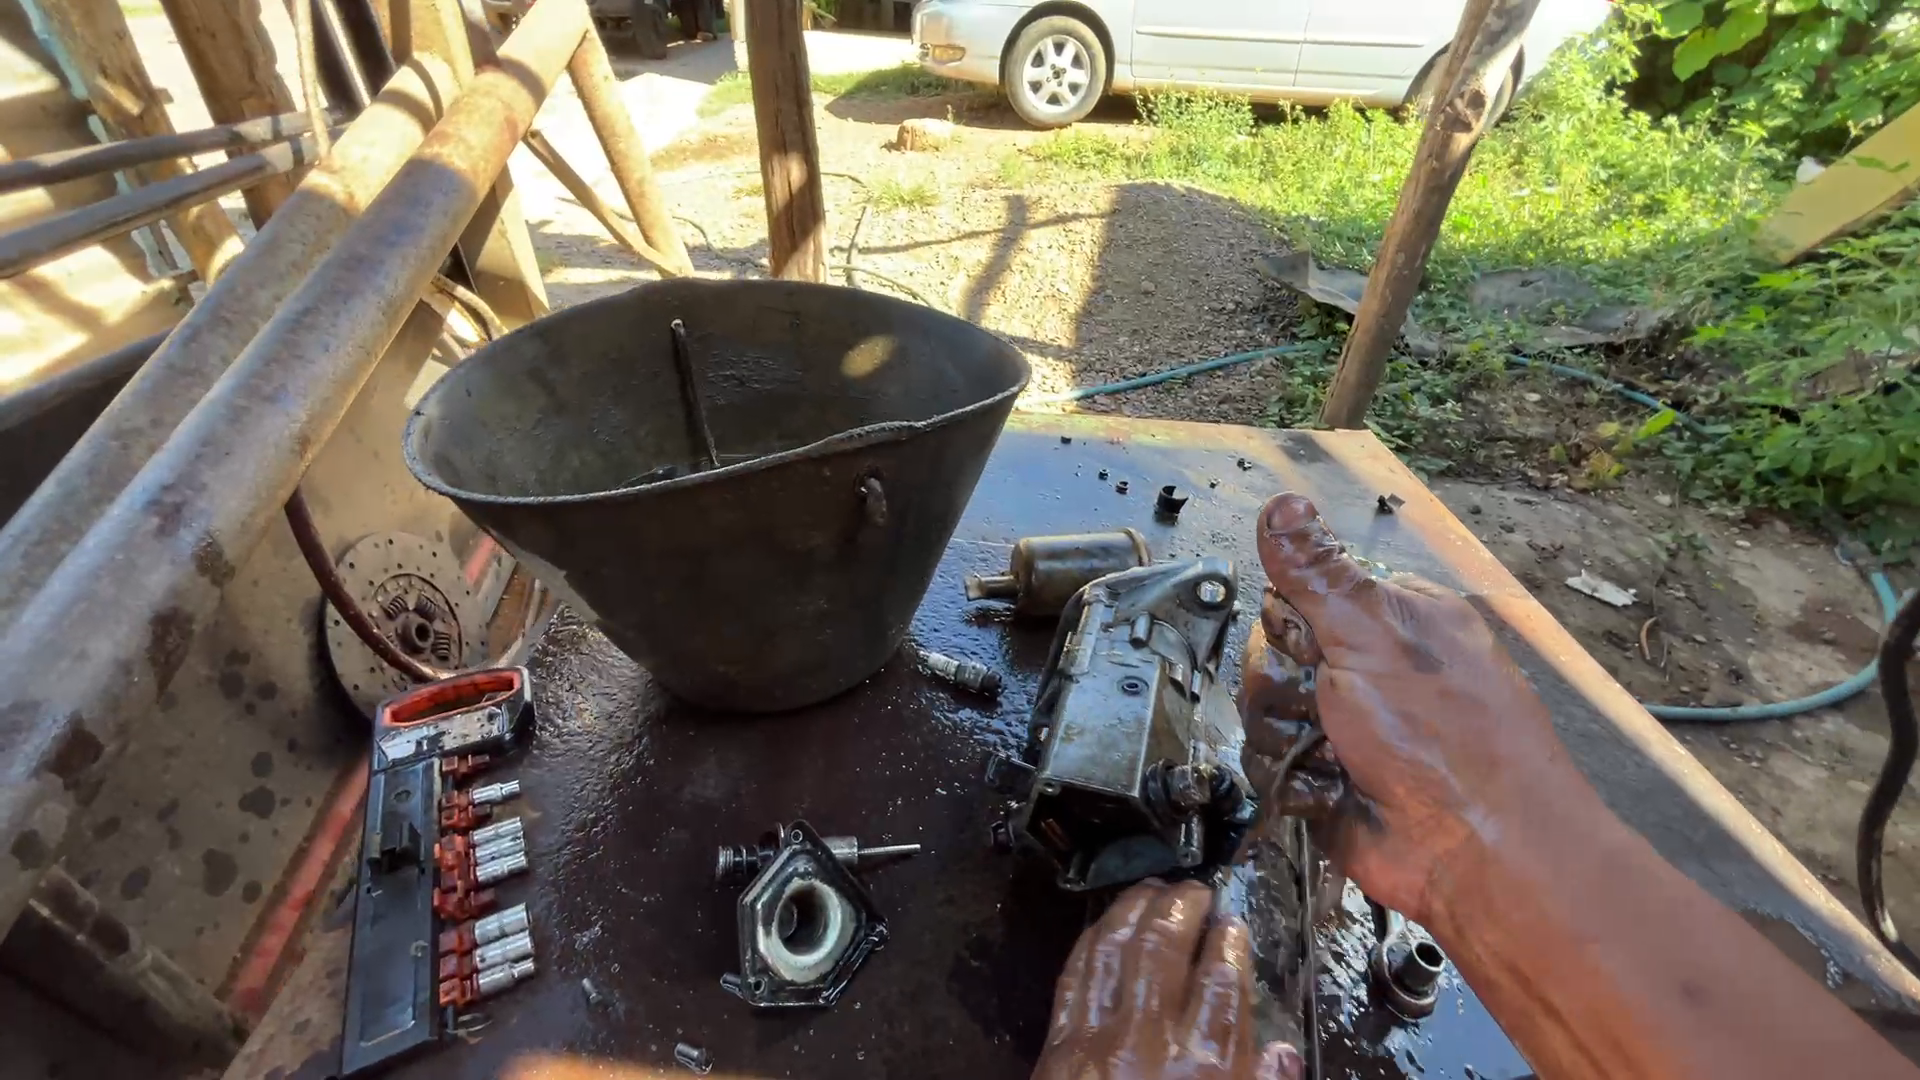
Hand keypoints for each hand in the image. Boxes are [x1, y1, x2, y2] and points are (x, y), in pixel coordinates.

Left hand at [1034, 881, 1300, 1079]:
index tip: (1234, 924)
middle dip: (1182, 908)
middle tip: (1196, 890)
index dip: (1229, 945)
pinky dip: (1094, 938)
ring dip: (1136, 908)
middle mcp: (1148, 1042)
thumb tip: (1283, 1053)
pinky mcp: (1059, 1044)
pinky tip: (1106, 922)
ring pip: (1116, 947)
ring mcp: (1097, 1038)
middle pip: (1164, 949)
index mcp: (1203, 1071)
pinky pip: (1076, 972)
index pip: (1221, 986)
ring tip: (1155, 888)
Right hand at [1239, 493, 1592, 926]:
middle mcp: (1363, 666)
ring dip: (1287, 731)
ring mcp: (1340, 721)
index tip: (1317, 644)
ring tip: (1331, 754)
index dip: (1292, 618)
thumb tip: (1281, 501)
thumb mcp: (1375, 636)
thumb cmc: (1439, 734)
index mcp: (1390, 619)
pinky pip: (1266, 754)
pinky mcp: (1319, 769)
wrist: (1474, 857)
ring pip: (1262, 703)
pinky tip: (1326, 784)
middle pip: (1270, 648)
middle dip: (1286, 681)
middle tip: (1330, 705)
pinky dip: (1292, 772)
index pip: (1298, 591)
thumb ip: (1317, 572)